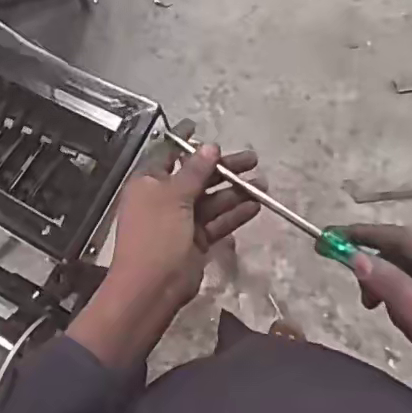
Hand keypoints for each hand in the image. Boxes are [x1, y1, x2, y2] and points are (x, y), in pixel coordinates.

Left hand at [67, 135, 260, 366]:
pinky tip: (256, 206)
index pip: (167, 154)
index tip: (199, 126)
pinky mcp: (196, 241)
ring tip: (263, 184)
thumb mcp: (174, 196)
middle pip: (197, 177)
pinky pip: (217, 222)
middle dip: (223, 169)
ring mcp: (181, 221)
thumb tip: (210, 147)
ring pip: (211, 200)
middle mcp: (164, 198)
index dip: (184, 141)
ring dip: (235, 192)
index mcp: (149, 182)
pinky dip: (234, 214)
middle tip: (253, 160)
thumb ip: (194, 172)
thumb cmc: (156, 234)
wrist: (152, 286)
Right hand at [336, 224, 411, 412]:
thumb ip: (391, 286)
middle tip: (362, 300)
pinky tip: (410, 324)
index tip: (326, 240)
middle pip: (405, 253)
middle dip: (377, 270)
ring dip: (393, 289)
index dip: (359, 235)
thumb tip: (355, 257)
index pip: (398, 236)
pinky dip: (408, 301)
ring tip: (393, 320)